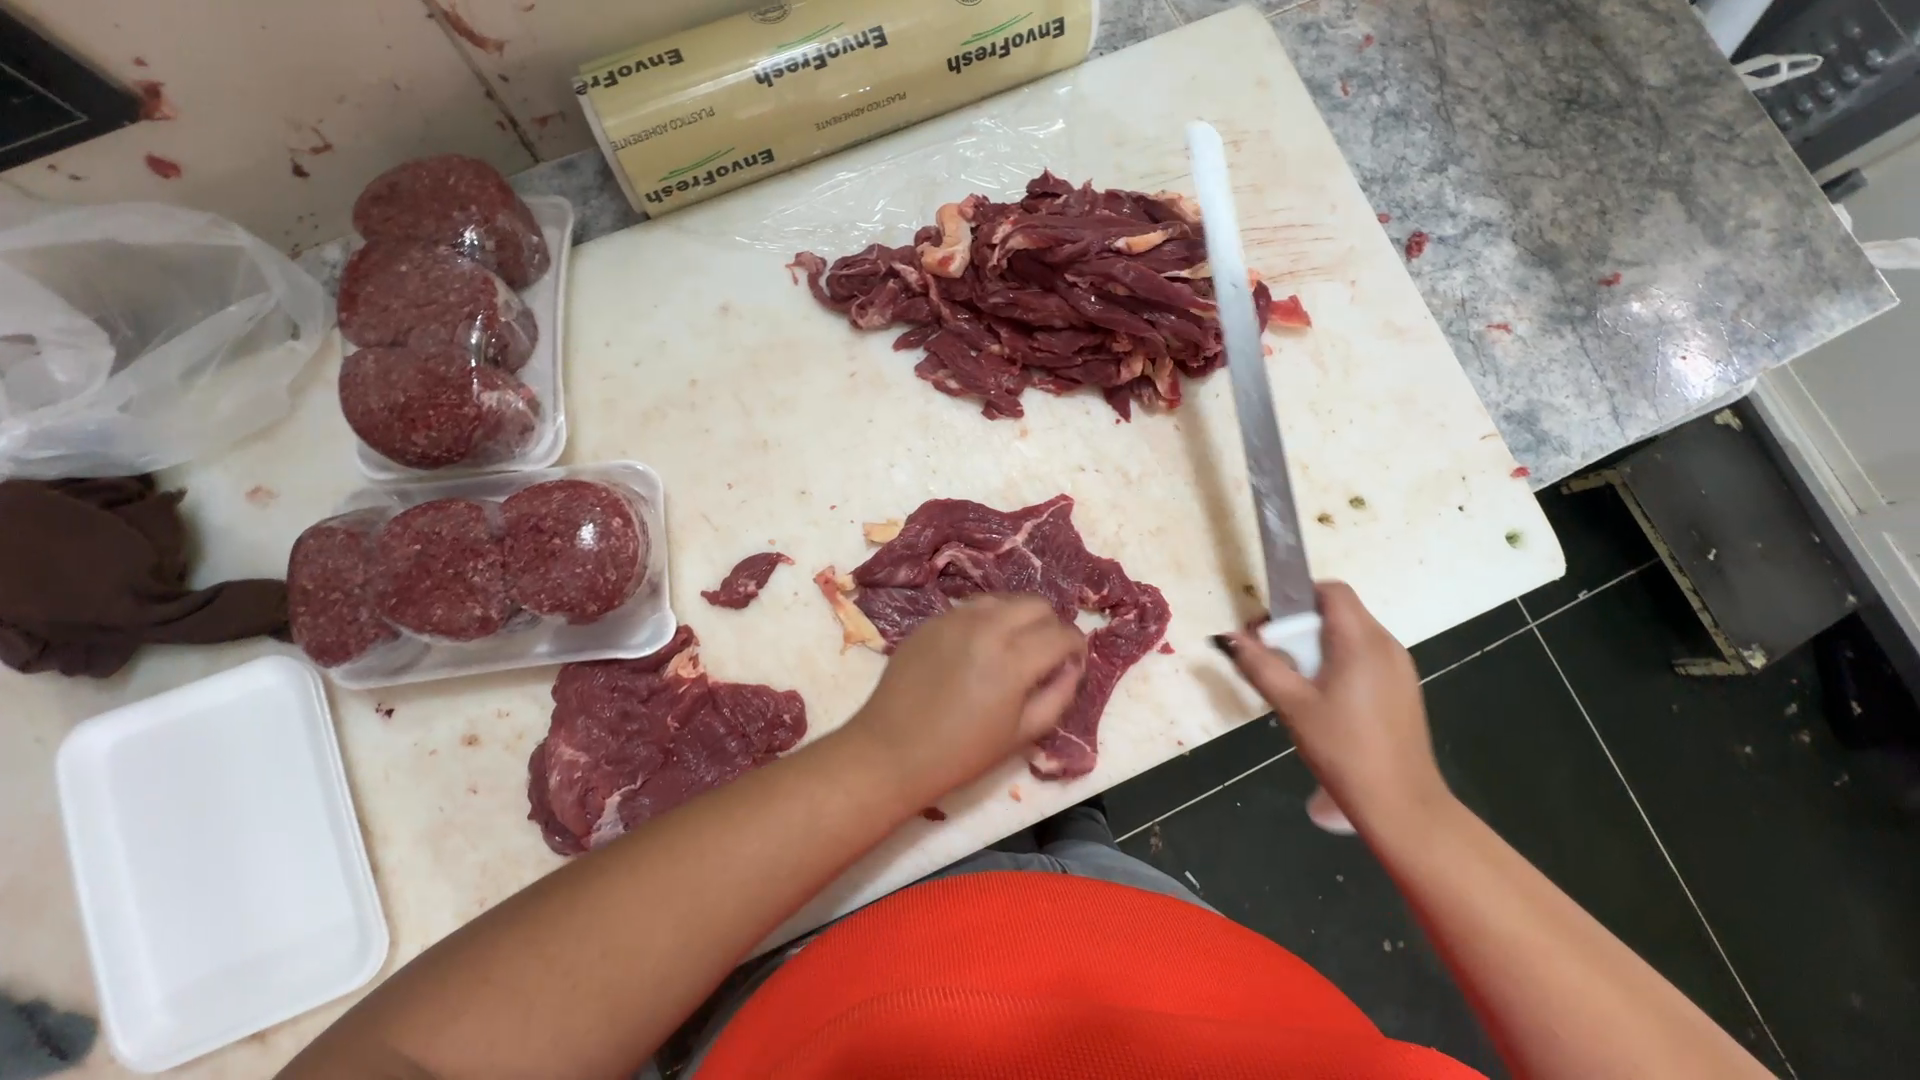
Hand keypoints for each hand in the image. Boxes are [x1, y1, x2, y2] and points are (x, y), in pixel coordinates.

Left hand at [843, 595, 1085, 800]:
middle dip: (1050, 625)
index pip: (1062, 633)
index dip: (1077, 647)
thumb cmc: (961, 753)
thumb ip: (1059, 694)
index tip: (1073, 662)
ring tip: (1013, 647)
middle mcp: (986, 626)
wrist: (892, 751)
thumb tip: (1071, 666)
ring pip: (1003, 599)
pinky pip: (971, 607)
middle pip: (1036, 604)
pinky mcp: (931, 621)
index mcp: (1014, 658)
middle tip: (1045, 654)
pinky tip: (980, 648)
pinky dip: (987, 620)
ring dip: (1018, 617)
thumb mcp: (1023, 733)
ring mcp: (954, 618)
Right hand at [1217, 582, 1449, 831]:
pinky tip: (1322, 701)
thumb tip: (1228, 637)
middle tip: (1271, 657)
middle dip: (1300, 627)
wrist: (1399, 803)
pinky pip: (1365, 659)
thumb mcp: (1291, 705)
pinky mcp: (1403, 689)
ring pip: (1351, 637)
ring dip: (1317, 647)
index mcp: (1361, 641)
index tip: (1270, 627)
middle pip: (1339, 613)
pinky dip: (1338, 664)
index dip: (1297, 597)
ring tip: (1293, 682)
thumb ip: (1259, 665)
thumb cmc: (1342, 749)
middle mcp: (1386, 645)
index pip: (1332, 591)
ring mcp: (1399, 668)